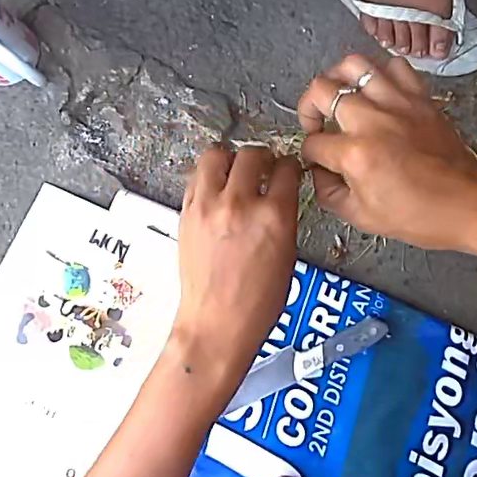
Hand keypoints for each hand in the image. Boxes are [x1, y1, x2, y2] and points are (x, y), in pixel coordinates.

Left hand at [171, 145, 301, 378]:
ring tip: (236, 172)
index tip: (288, 169)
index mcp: (273, 216)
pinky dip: (208, 178)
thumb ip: (283, 217)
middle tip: (264, 166)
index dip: (290, 166)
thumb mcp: (288, 254)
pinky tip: (217, 190)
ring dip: (230, 159)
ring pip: (215, 156)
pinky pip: (196, 179)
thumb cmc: (257, 301)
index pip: (286, 169)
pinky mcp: (186, 214)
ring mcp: (208, 207)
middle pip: (251, 154)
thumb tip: (280, 195)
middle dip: (262, 157)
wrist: (218, 322)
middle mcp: (239, 205)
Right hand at [298, 55, 476, 252]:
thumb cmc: (420, 215)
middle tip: (316, 123)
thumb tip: (318, 172)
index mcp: (355, 154)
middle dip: (308, 107)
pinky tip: (377, 92)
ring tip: (340, 96)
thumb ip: (329, 193)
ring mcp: (398, 103)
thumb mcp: (363, 217)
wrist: (468, 203)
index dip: (309, 154)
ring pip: (354, 64)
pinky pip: (395, 66)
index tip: (317, 161)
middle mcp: (373, 120)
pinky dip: (380, 73)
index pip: (313, 143)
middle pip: (322, 89)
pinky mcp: (420, 97)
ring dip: (338, 78)